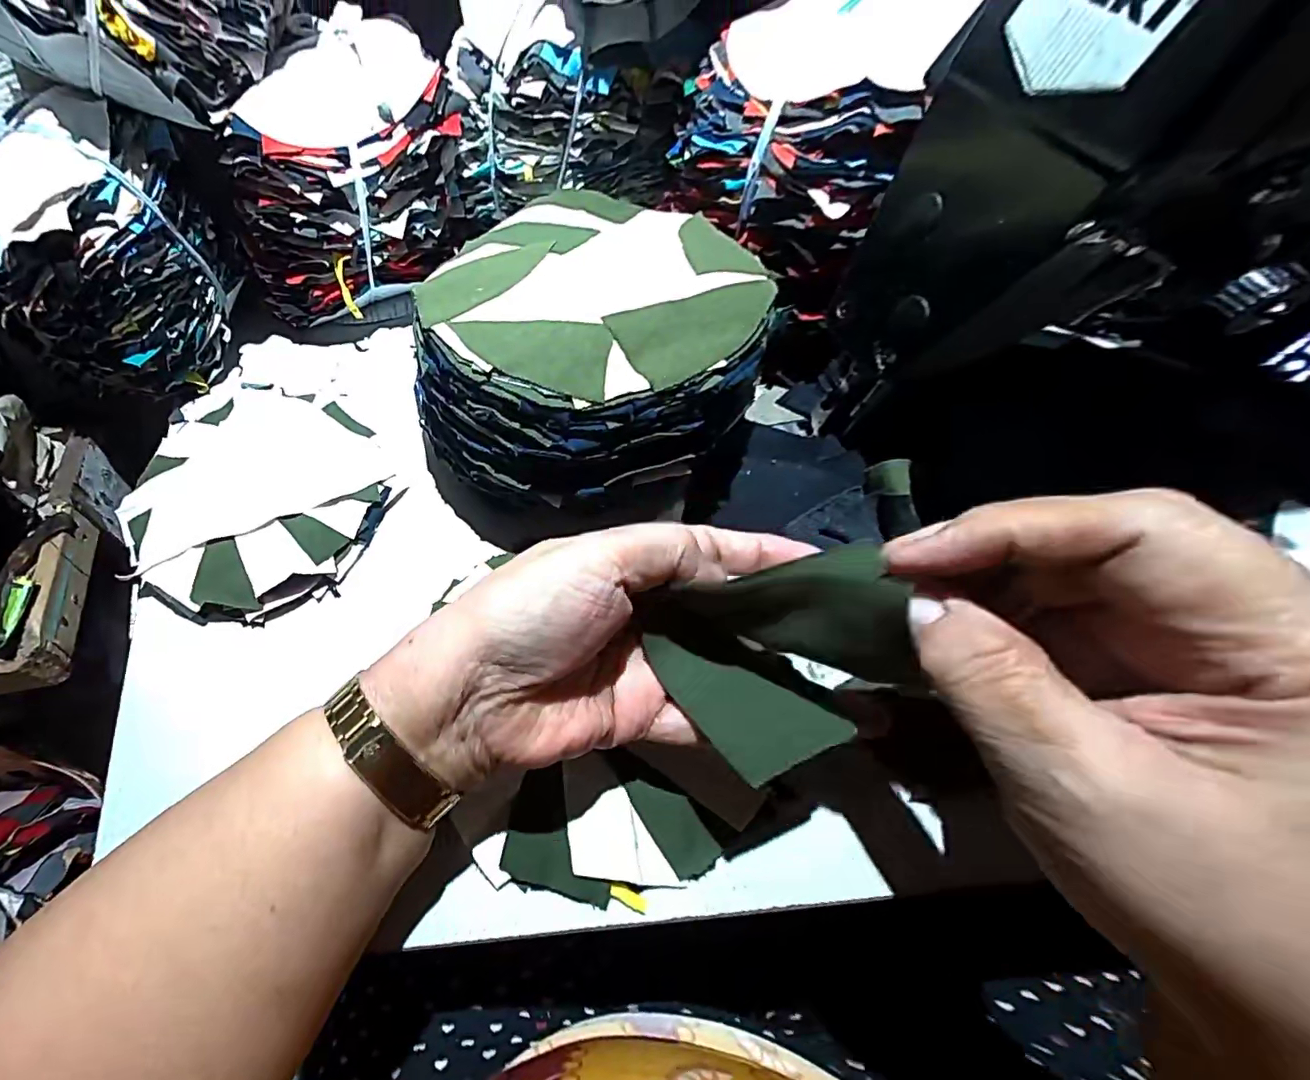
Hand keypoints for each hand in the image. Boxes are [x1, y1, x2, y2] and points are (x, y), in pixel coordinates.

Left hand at [360, 524, 813, 792]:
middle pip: (719, 611)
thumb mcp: (596, 558)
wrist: (471, 698)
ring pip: (718, 664)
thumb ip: (668, 553)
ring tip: (832, 678)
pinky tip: (791, 722)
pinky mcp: (641, 716)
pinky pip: (700, 716)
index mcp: (628, 563)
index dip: (760, 556)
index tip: (819, 564)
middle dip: (773, 617)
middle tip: (837, 627)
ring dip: (768, 671)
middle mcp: (642, 610)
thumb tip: (736, 561)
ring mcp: (644, 666)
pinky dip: (740, 720)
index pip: (708, 553)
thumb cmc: (532, 610)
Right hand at [886, 490, 1309, 1077]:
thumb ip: (994, 683)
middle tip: (901, 575)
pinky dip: (1006, 625)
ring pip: (1089, 582)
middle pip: (1117, 549)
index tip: (911, 556)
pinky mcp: (1176, 682)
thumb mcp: (1087, 793)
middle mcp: (1275, 631)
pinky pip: (1080, 627)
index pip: (1150, 532)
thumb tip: (918, 603)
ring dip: (993, 587)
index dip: (1016, 527)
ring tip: (915, 600)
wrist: (1302, 1028)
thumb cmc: (1220, 917)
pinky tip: (955, 631)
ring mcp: (1224, 656)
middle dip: (996, 555)